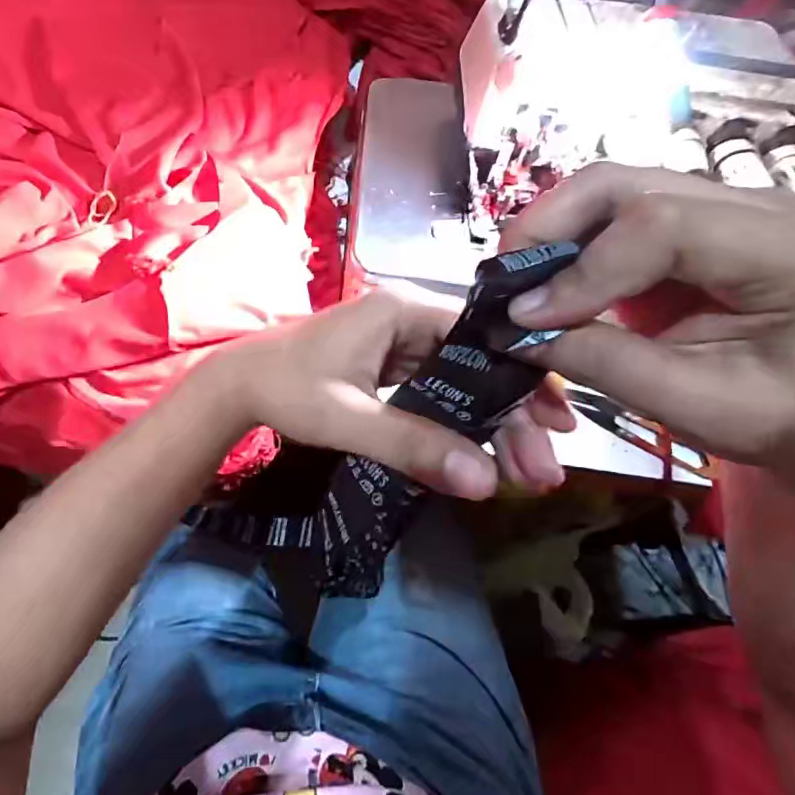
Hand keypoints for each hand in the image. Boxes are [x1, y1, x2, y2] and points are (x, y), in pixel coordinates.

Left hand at [200, 289, 576, 499]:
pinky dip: (462, 418)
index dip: (524, 378)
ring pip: (462, 379)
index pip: (482, 338)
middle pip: (478, 362)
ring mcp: (398, 342)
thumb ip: (413, 445)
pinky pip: (438, 389)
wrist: (236, 387)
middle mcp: (408, 318)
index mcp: (402, 311)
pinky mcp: (388, 365)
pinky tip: (487, 449)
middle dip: (513, 413)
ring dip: (493, 420)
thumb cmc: (287, 390)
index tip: (558, 423)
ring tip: (528, 468)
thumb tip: (486, 482)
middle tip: (545, 468)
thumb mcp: (349, 418)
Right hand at [500, 164, 794, 495]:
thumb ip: (601, 361)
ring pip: (621, 184)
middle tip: (503, 273)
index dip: (585, 268)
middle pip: (635, 183)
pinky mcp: (703, 216)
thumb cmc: (772, 424)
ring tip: (519, 273)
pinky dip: (574, 236)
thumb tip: (515, 328)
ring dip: (557, 225)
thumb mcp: (688, 405)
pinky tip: (550, 270)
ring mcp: (738, 205)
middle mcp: (776, 209)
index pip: (666, 226)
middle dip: (554, 224)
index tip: (527, 316)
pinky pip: (621, 206)